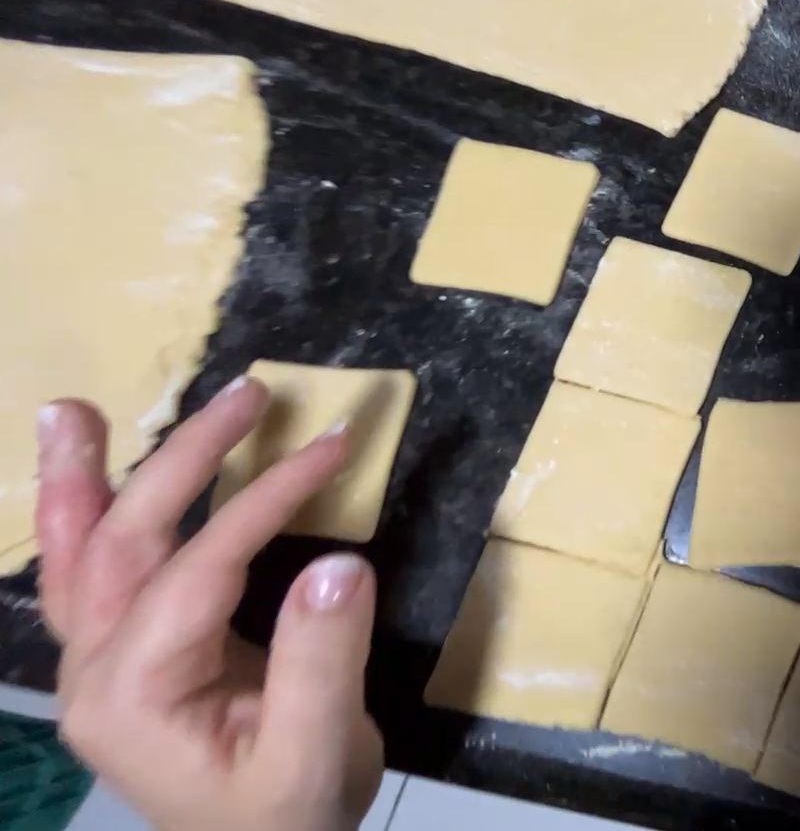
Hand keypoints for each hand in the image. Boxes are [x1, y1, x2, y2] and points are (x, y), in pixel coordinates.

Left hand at [35, 379, 383, 830]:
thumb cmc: (290, 809)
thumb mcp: (315, 747)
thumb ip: (322, 658)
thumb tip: (343, 560)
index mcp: (137, 691)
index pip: (199, 567)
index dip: (266, 498)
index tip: (335, 444)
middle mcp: (101, 671)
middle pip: (122, 544)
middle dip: (179, 460)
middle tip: (246, 393)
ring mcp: (110, 665)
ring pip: (80, 559)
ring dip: (82, 480)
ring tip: (73, 412)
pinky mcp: (142, 658)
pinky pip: (102, 577)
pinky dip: (90, 521)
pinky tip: (93, 487)